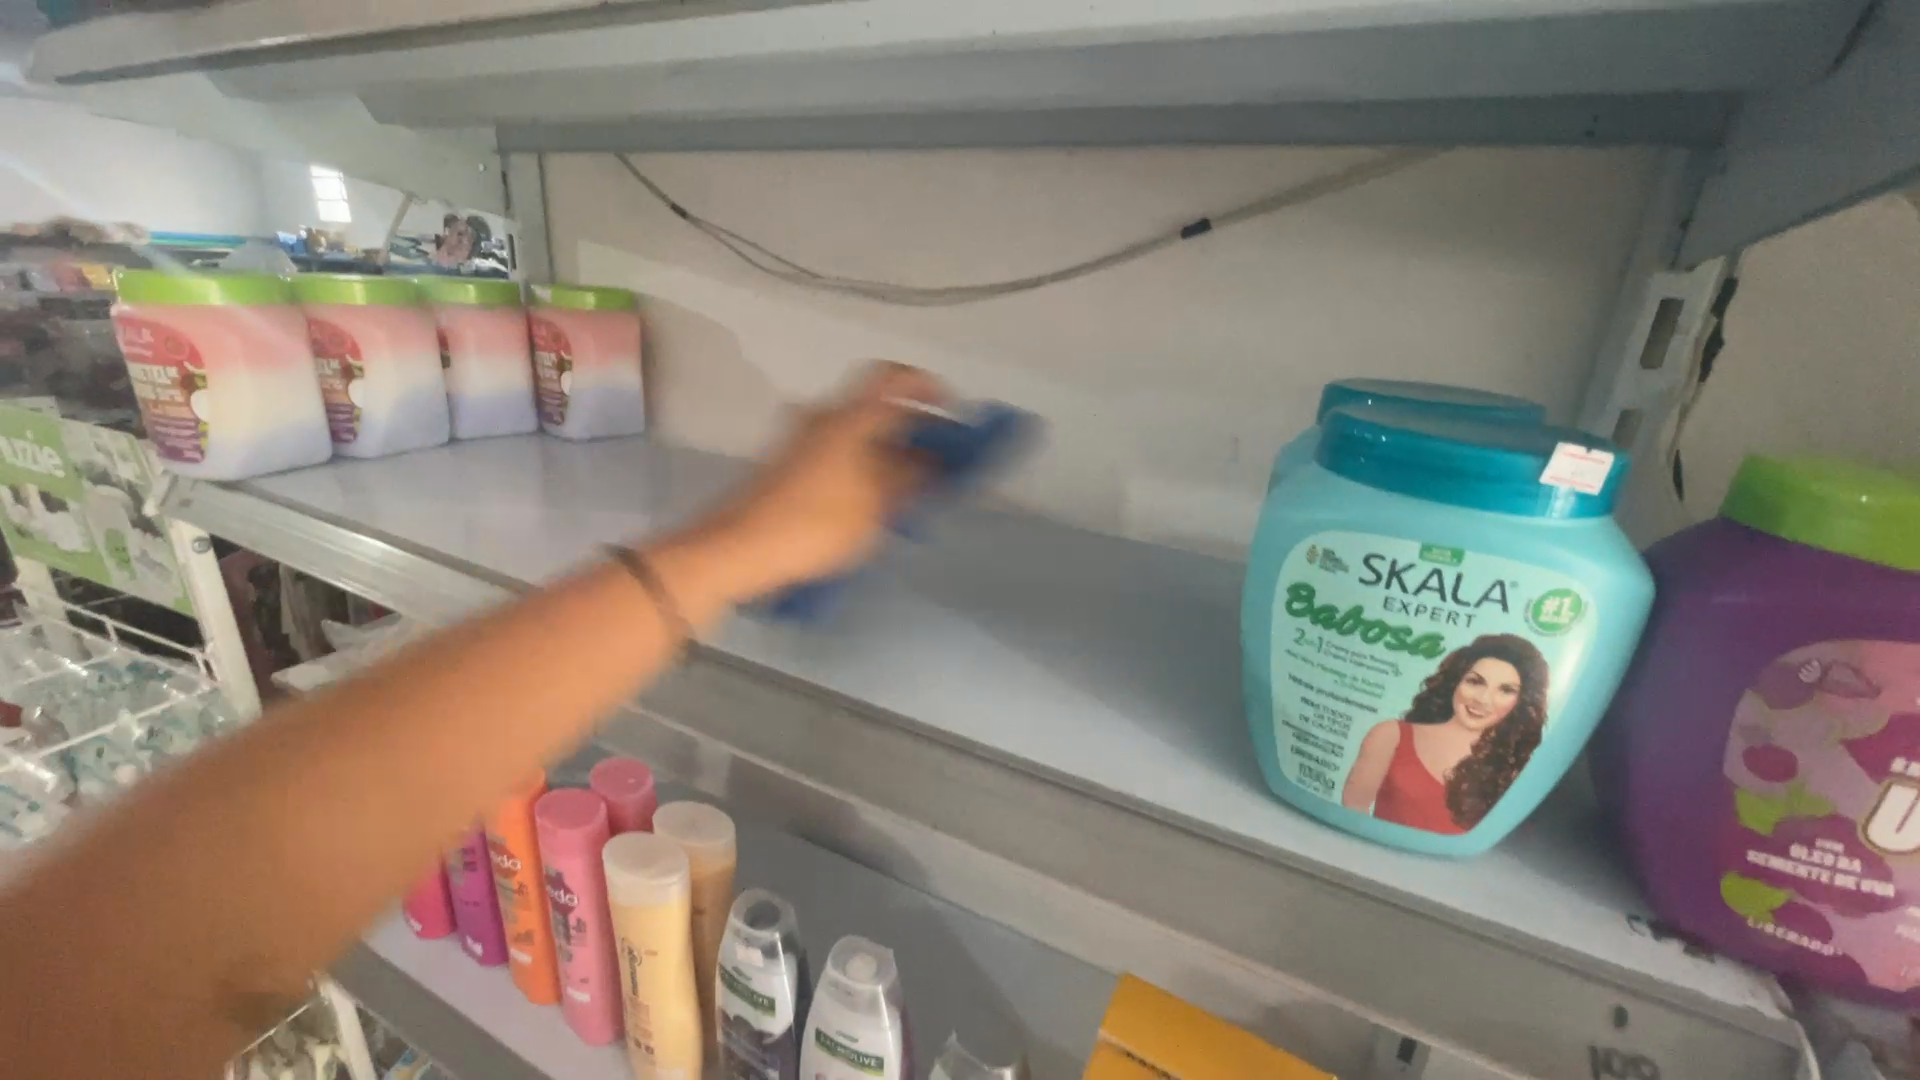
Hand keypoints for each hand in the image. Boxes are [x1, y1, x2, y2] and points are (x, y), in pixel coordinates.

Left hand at [684, 362, 948, 601]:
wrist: (740, 547)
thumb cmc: (815, 524)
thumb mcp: (874, 507)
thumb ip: (909, 479)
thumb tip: (931, 463)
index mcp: (849, 417)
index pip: (894, 378)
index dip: (926, 387)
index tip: (950, 409)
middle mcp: (824, 418)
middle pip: (878, 409)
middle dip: (913, 430)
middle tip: (941, 459)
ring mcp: (802, 439)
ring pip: (858, 434)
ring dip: (889, 452)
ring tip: (915, 488)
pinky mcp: (790, 464)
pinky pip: (840, 453)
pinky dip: (865, 465)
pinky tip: (878, 501)